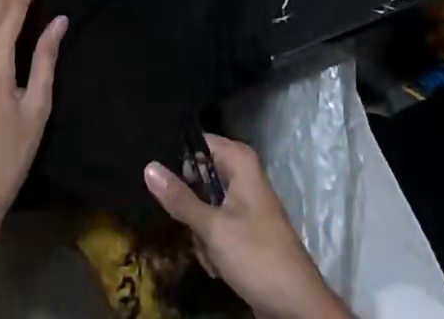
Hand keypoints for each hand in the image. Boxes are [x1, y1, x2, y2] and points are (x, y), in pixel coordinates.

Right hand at [145, 134, 351, 318]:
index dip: (178, 158)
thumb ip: (180, 198)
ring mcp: (244, 201)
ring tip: (211, 252)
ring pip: (204, 206)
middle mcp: (243, 174)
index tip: (156, 177)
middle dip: (190, 206)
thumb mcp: (212, 228)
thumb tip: (149, 167)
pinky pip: (215, 226)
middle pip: (199, 177)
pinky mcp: (244, 226)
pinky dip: (212, 245)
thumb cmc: (255, 254)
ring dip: (200, 233)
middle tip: (192, 227)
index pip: (200, 142)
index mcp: (240, 161)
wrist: (293, 301)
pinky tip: (218, 264)